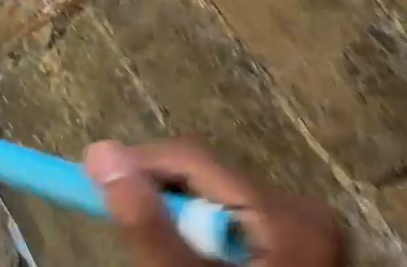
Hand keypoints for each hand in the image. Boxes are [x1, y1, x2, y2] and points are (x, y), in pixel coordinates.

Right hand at [86, 139, 345, 265]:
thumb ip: (148, 223)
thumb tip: (99, 150)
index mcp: (287, 213)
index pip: (188, 157)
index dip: (138, 169)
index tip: (101, 194)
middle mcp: (303, 211)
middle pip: (202, 178)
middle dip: (163, 203)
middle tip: (143, 242)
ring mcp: (307, 231)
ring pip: (213, 197)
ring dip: (180, 221)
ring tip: (173, 258)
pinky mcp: (300, 247)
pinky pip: (234, 218)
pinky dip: (206, 237)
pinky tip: (201, 263)